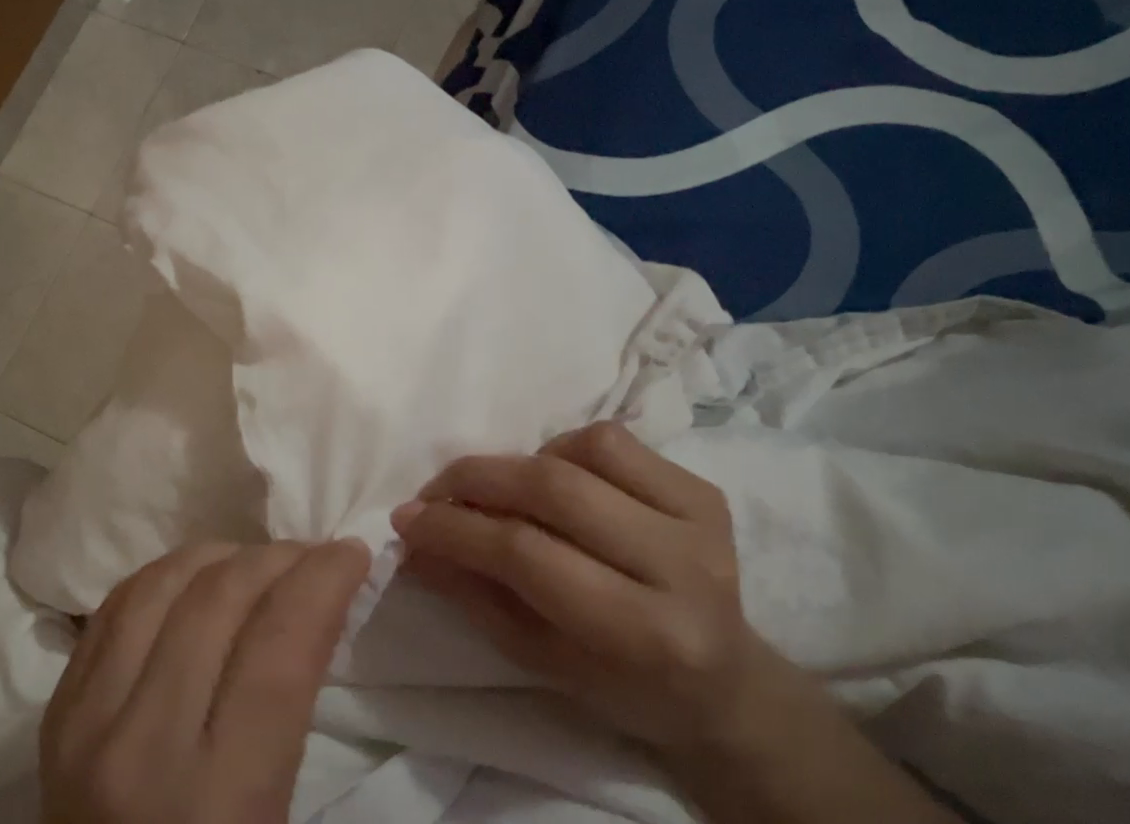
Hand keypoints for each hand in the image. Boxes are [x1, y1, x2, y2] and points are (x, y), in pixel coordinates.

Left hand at [40, 540, 370, 823]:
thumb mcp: (275, 814)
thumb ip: (291, 714)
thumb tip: (316, 609)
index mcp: (216, 798)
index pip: (276, 650)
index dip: (322, 583)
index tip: (353, 555)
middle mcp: (140, 748)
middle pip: (216, 603)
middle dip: (279, 558)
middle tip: (315, 557)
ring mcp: (84, 723)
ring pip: (157, 588)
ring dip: (221, 555)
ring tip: (259, 561)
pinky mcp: (54, 712)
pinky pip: (113, 609)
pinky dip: (165, 576)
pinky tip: (198, 579)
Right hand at [391, 420, 786, 750]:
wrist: (722, 684)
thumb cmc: (621, 688)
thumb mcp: (539, 660)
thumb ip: (474, 595)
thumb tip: (414, 540)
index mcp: (640, 631)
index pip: (527, 555)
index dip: (456, 529)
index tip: (407, 519)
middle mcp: (680, 567)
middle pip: (556, 490)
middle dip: (476, 479)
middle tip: (433, 491)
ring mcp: (700, 520)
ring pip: (587, 449)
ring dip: (523, 462)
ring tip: (500, 492)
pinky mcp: (705, 490)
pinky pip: (615, 441)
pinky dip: (565, 450)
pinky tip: (552, 480)